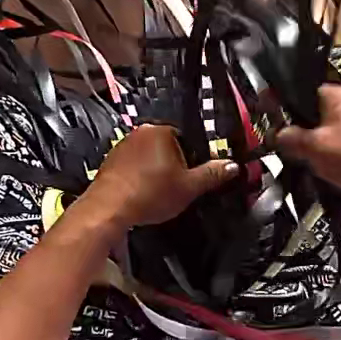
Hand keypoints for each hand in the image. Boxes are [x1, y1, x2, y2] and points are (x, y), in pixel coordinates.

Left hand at [75, 125, 237, 230]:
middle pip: (168, 148)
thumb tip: (231, 166)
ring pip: (149, 158)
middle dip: (174, 168)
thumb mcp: (189, 187)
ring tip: (158, 195)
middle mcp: (140, 133)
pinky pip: (133, 167)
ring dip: (156, 173)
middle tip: (177, 189)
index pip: (187, 139)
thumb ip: (212, 175)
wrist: (109, 208)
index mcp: (161, 131)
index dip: (194, 161)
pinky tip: (142, 196)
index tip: (194, 178)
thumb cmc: (147, 194)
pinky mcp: (111, 162)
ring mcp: (123, 146)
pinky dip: (140, 179)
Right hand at [276, 86, 340, 205]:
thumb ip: (288, 137)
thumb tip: (275, 135)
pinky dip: (327, 159)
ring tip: (301, 161)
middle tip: (284, 147)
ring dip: (312, 148)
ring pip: (324, 133)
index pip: (302, 92)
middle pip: (312, 114)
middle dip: (298, 131)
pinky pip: (337, 148)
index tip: (270, 123)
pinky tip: (320, 171)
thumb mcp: (311, 146)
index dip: (285, 107)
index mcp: (336, 93)